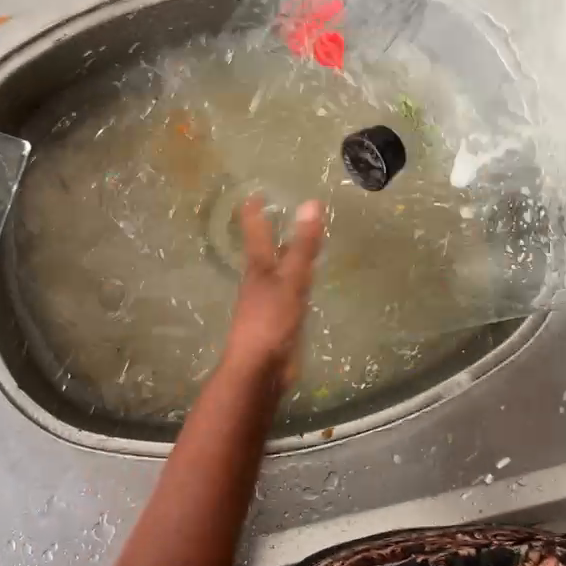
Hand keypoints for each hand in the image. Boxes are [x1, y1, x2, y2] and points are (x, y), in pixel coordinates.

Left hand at [222, 196, 323, 385]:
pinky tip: (305, 288)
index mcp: (259, 269)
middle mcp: (260, 283)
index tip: (254, 195)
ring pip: (278, 275)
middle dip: (271, 235)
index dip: (255, 214)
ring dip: (286, 260)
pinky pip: (289, 296)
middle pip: (266, 253)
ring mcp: (268, 305)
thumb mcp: (291, 281)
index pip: (257, 234)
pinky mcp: (279, 324)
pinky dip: (297, 285)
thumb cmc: (270, 322)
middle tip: (278, 216)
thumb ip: (303, 247)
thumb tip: (311, 204)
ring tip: (299, 247)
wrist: (259, 370)